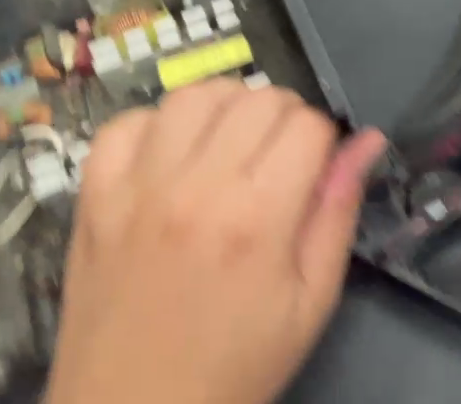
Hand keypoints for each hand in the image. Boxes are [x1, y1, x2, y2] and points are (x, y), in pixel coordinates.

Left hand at [46, 80, 388, 403]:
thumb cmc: (237, 365)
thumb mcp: (312, 299)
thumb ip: (340, 210)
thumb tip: (368, 140)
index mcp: (257, 218)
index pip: (308, 125)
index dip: (324, 140)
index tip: (316, 172)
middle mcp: (196, 190)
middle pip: (258, 98)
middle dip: (284, 117)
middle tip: (280, 159)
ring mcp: (136, 191)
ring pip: (194, 95)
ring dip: (225, 107)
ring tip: (231, 144)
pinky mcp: (93, 201)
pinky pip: (125, 125)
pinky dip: (155, 125)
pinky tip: (172, 156)